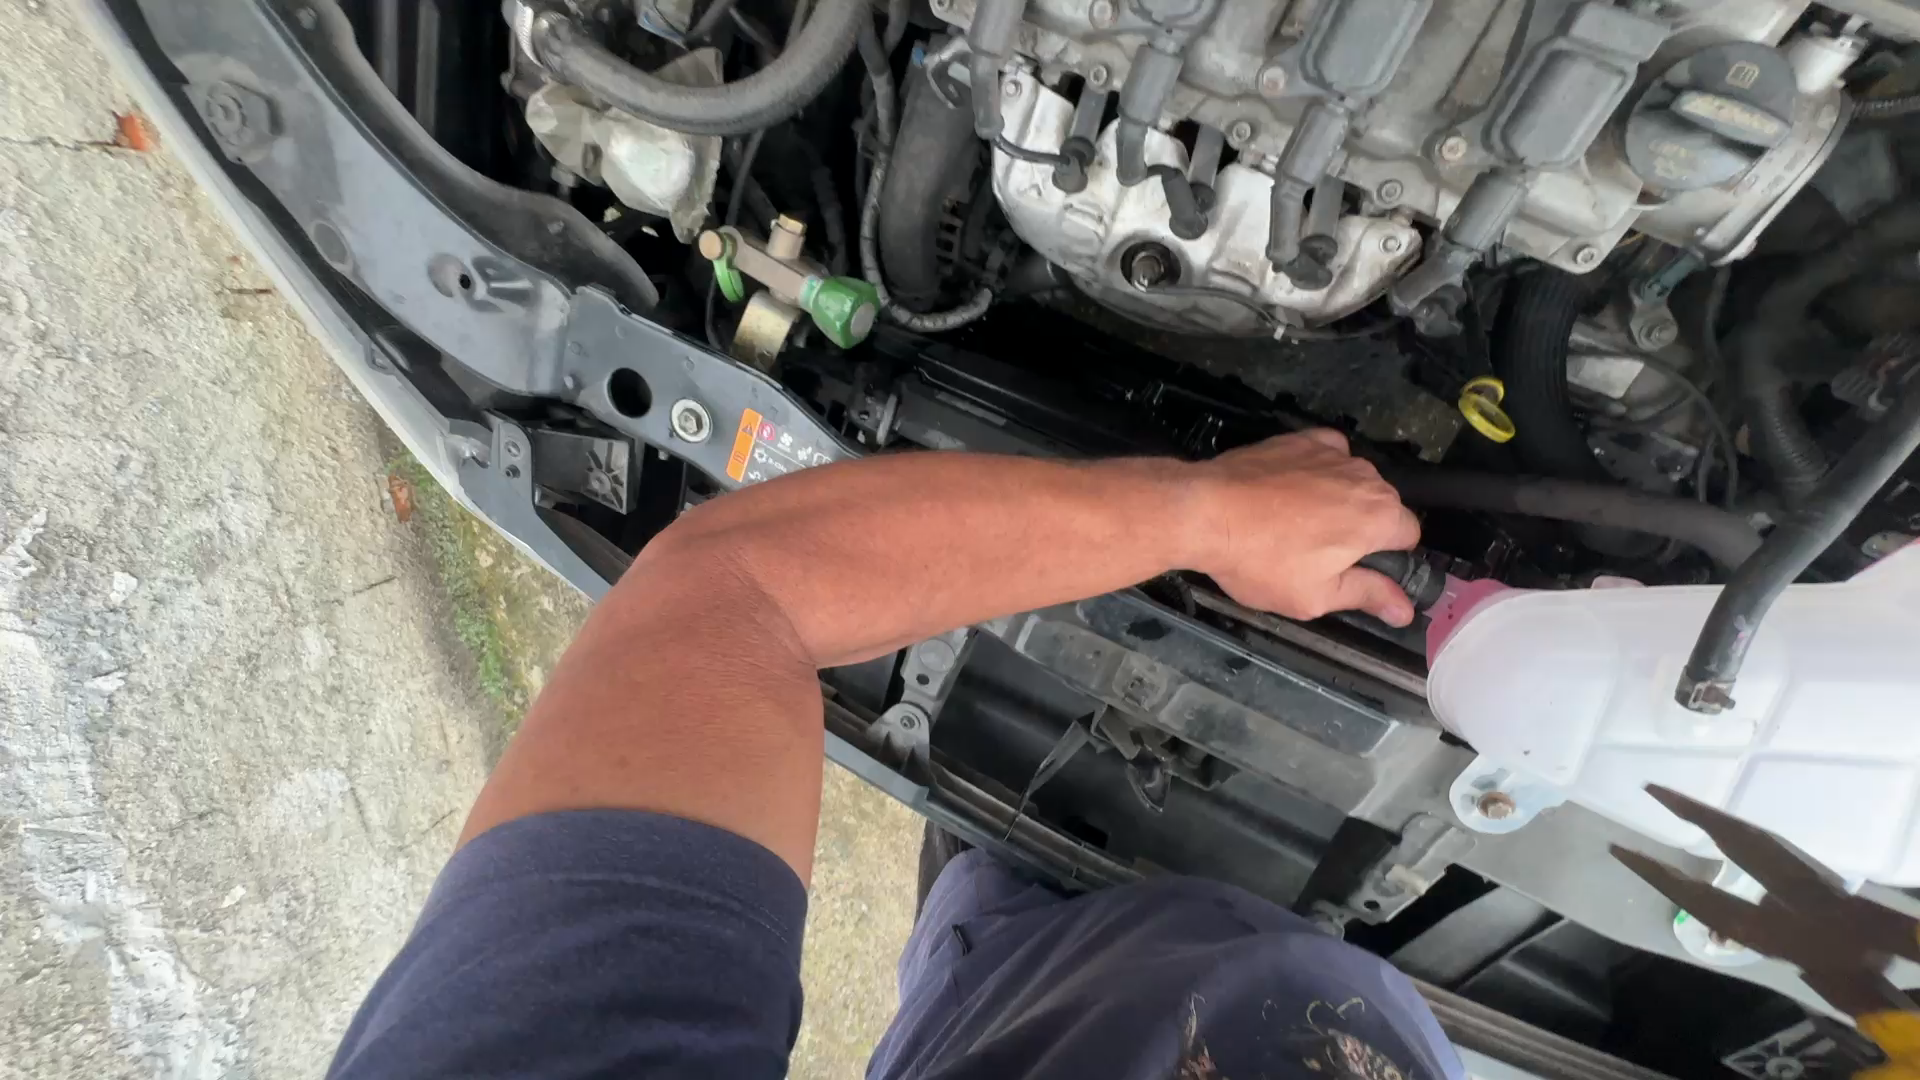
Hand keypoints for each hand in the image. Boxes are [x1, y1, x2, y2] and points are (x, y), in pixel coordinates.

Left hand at [1187, 430, 1422, 626]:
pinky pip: (1322, 454)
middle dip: (1358, 527)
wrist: (1203, 512)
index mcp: (1378, 517)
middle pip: (1380, 505)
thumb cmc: (1258, 559)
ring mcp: (1329, 453)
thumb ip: (1366, 596)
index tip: (1353, 568)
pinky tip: (1287, 489)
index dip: (1384, 556)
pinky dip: (1313, 470)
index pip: (1408, 536)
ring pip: (1350, 479)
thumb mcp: (1313, 595)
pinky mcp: (1297, 440)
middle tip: (1314, 552)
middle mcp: (1364, 476)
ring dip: (1334, 498)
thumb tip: (1404, 609)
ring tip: (1291, 523)